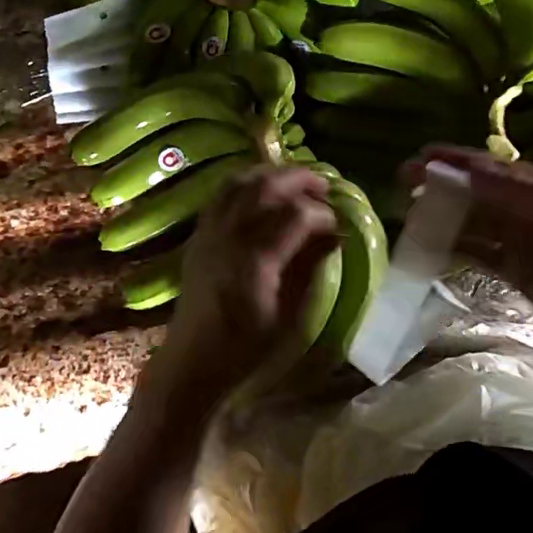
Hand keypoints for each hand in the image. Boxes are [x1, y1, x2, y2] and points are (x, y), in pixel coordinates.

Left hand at [148, 165, 339, 412]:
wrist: (193, 357)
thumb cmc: (245, 346)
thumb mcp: (290, 315)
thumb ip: (310, 268)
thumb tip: (334, 236)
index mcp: (255, 258)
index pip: (296, 214)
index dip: (323, 213)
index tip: (339, 225)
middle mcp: (229, 235)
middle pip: (265, 185)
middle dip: (299, 179)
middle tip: (324, 186)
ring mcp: (209, 232)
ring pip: (238, 182)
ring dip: (269, 175)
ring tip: (294, 184)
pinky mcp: (198, 236)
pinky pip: (220, 196)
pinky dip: (244, 185)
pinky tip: (261, 196)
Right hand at [403, 146, 532, 358]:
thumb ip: (521, 192)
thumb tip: (467, 168)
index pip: (496, 168)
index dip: (457, 160)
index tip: (419, 156)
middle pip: (478, 193)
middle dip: (441, 185)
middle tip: (401, 182)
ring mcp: (525, 244)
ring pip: (473, 224)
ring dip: (442, 217)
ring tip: (405, 214)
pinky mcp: (518, 274)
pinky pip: (477, 255)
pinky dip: (452, 250)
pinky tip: (426, 249)